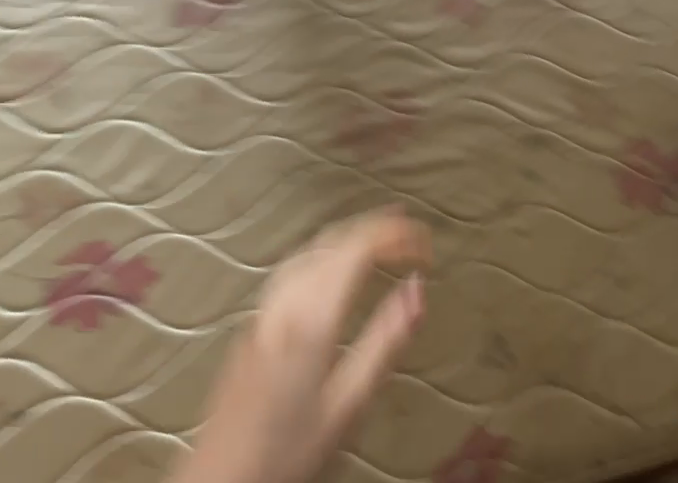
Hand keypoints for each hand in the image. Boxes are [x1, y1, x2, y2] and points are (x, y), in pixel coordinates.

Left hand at [170, 209, 430, 482]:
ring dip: (346, 236)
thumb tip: (417, 288)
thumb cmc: (289, 452)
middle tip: (410, 229)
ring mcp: (262, 316)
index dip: (396, 234)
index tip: (426, 247)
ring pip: (306, 251)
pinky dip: (323, 253)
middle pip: (330, 241)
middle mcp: (283, 307)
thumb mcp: (351, 402)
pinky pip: (291, 269)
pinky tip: (332, 269)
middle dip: (374, 226)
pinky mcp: (250, 330)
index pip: (358, 248)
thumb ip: (387, 340)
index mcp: (312, 319)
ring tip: (378, 237)